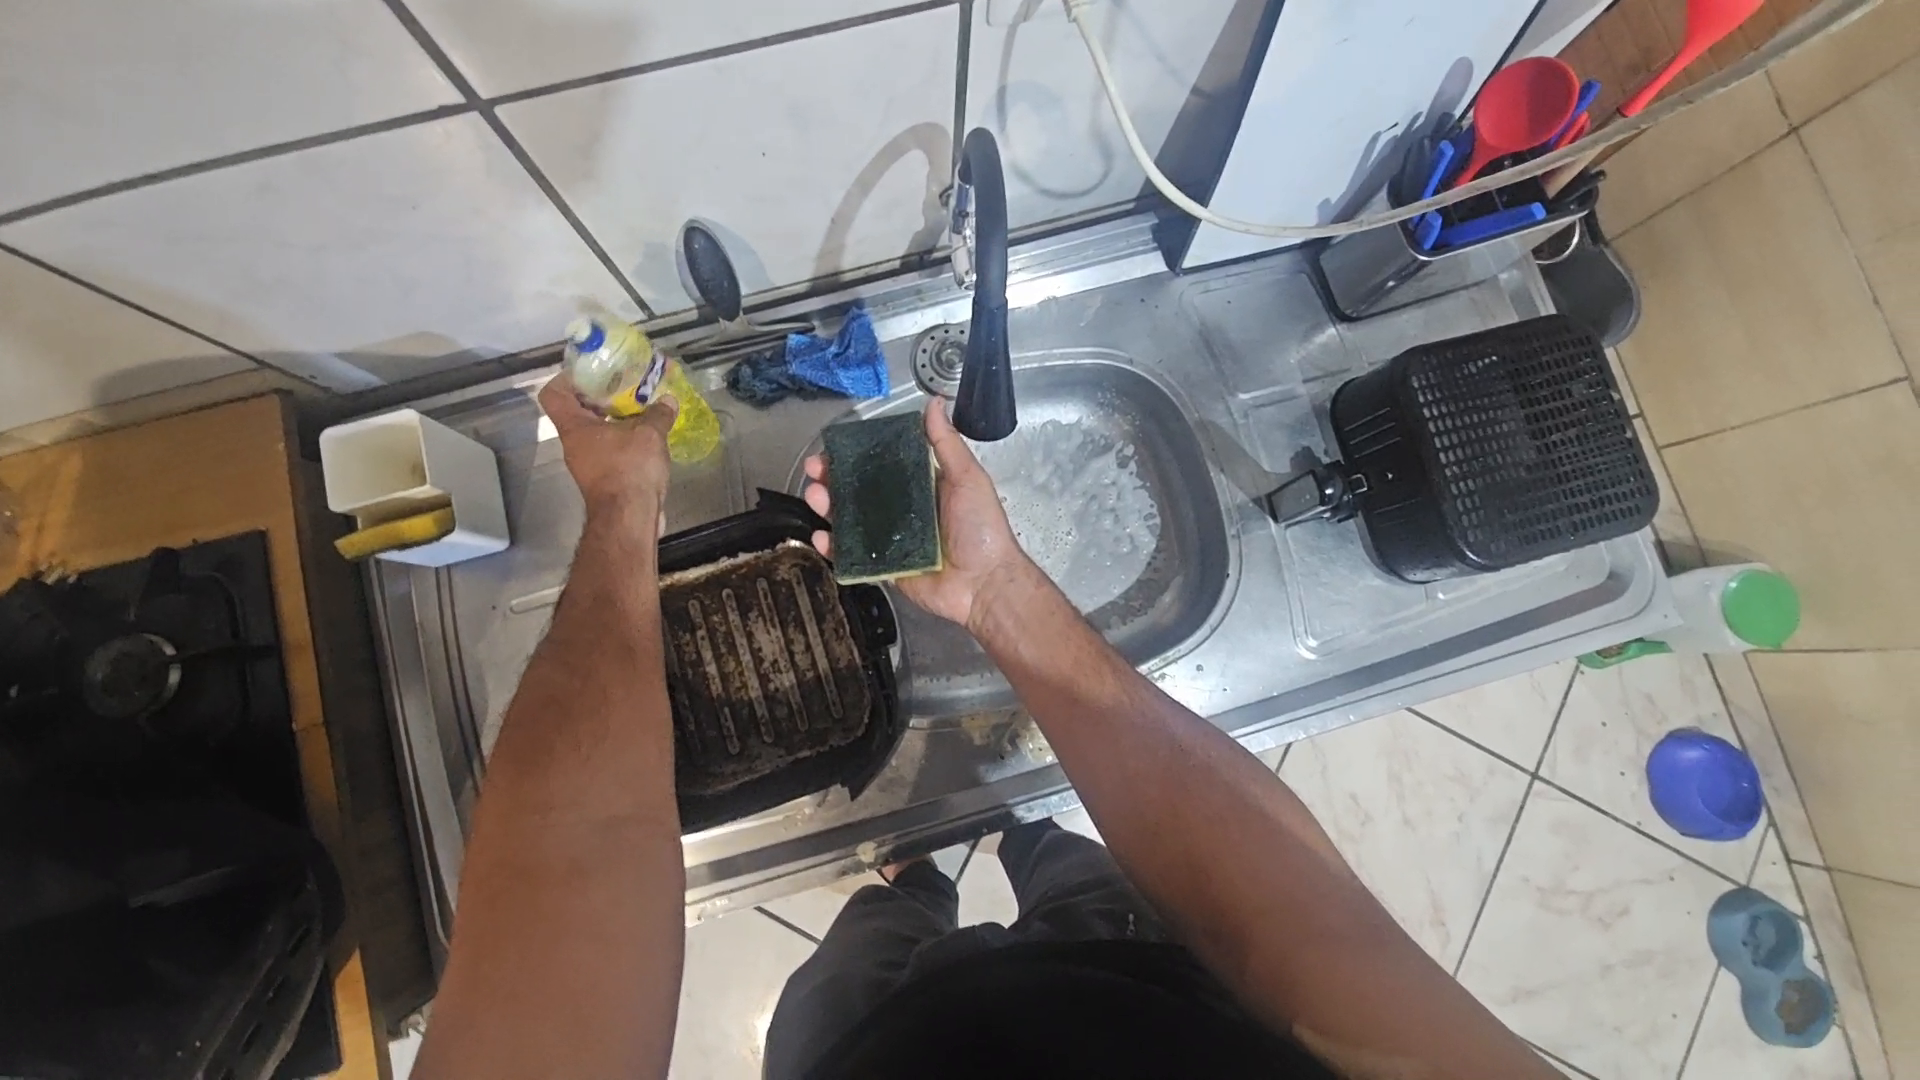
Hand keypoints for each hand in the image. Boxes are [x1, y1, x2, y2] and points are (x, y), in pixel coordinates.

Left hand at [539, 373, 677, 520]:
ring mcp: (589, 465)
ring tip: (642, 410)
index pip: (553, 394)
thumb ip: (658, 414)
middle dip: (602, 398)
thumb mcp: (649, 434)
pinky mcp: (605, 480)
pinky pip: (612, 452)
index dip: (567, 379)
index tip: (590, 372)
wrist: (630, 516)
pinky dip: (626, 442)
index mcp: (575, 428)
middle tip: (625, 387)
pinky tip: (648, 438)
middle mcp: (576, 445)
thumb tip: (668, 400)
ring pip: (597, 433)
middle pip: (578, 413)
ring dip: (617, 421)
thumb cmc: (629, 469)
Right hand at [803, 399, 1036, 631]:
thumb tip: (934, 404)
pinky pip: (853, 557)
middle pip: (858, 493)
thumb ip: (946, 443)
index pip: (881, 466)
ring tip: (814, 497)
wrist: (986, 583)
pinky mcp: (885, 568)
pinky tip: (821, 537)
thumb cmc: (983, 530)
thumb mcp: (968, 478)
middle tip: (816, 471)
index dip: (855, 457)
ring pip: (851, 522)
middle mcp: (904, 513)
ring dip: (828, 508)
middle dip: (832, 480)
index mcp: (921, 488)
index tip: (834, 447)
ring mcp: (892, 542)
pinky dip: (834, 548)